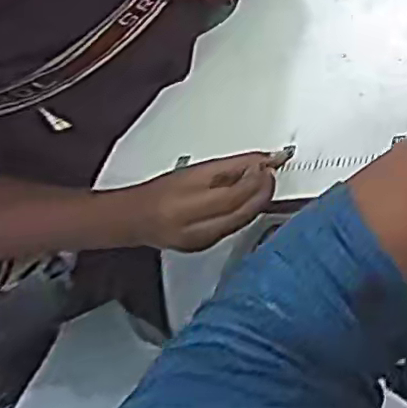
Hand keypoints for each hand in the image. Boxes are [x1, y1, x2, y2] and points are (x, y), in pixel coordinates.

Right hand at [118, 150, 289, 251]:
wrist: (136, 219)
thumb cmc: (163, 191)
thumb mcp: (198, 171)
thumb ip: (233, 166)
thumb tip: (264, 160)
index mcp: (186, 206)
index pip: (234, 195)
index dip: (256, 178)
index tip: (268, 163)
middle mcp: (193, 229)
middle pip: (242, 210)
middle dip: (262, 189)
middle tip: (270, 171)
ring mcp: (201, 242)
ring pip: (243, 219)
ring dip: (258, 199)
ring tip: (262, 181)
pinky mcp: (205, 247)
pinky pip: (236, 226)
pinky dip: (247, 210)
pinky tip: (250, 197)